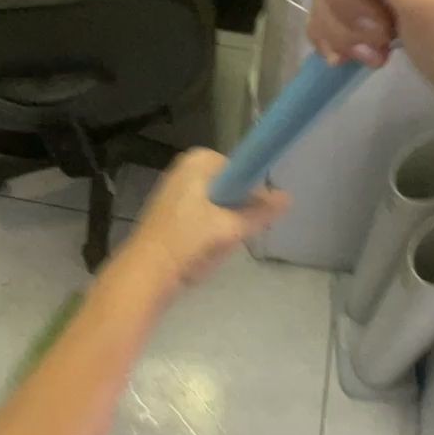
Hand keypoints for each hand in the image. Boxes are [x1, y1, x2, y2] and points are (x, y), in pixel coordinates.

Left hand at [118, 148, 289, 291]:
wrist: (145, 273)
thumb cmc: (187, 243)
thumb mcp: (230, 228)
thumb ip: (260, 212)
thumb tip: (288, 197)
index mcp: (198, 160)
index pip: (242, 170)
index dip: (253, 193)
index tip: (257, 217)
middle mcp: (185, 168)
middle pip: (230, 187)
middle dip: (237, 211)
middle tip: (236, 234)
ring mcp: (175, 189)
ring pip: (218, 204)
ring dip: (224, 224)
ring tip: (217, 245)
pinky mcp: (170, 211)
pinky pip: (203, 216)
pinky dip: (209, 231)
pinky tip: (204, 250)